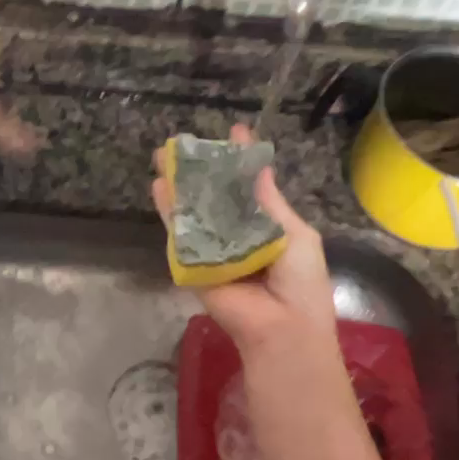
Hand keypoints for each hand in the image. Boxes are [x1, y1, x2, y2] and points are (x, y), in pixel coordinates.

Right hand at [152, 125, 337, 354]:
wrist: (281, 328)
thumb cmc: (299, 281)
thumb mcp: (293, 234)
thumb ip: (269, 202)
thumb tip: (257, 166)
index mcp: (267, 227)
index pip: (249, 187)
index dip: (240, 161)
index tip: (235, 131)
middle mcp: (237, 235)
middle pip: (215, 195)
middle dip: (201, 169)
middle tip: (184, 142)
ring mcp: (212, 249)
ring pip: (193, 210)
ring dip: (178, 183)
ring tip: (164, 154)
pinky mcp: (192, 264)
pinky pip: (179, 233)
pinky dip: (168, 210)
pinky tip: (159, 185)